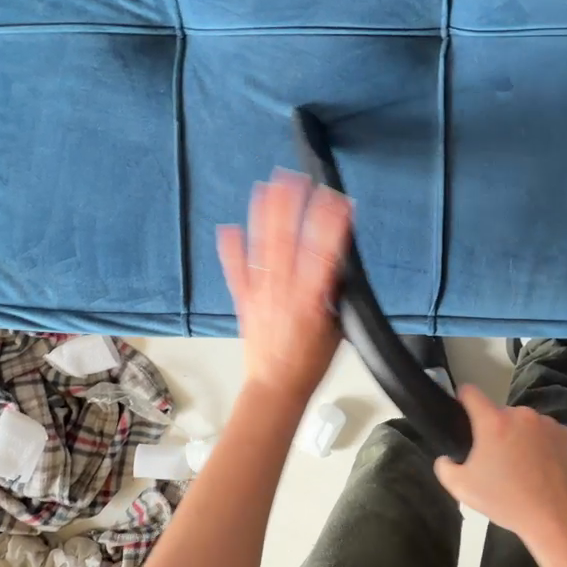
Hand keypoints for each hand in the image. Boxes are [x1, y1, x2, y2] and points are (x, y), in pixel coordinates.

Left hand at [218, 170, 352, 403]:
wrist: (275, 387)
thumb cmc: (310, 363)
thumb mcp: (335, 328)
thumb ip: (332, 296)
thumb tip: (335, 268)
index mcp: (310, 298)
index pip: (323, 253)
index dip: (331, 224)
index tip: (337, 199)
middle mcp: (283, 291)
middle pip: (287, 241)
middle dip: (293, 207)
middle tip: (297, 179)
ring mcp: (261, 293)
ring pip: (262, 248)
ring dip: (265, 216)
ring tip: (267, 188)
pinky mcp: (244, 300)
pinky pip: (236, 272)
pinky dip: (232, 250)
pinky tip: (229, 228)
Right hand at [434, 385, 566, 553]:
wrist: (556, 519)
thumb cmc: (506, 501)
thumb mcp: (462, 489)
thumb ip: (444, 467)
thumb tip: (447, 457)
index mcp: (493, 422)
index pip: (470, 393)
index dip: (462, 399)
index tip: (462, 412)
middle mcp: (521, 414)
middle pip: (499, 414)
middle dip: (495, 430)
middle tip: (496, 459)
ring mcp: (547, 423)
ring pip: (524, 424)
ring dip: (519, 437)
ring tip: (522, 467)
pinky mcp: (566, 435)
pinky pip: (546, 433)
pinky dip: (541, 445)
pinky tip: (542, 469)